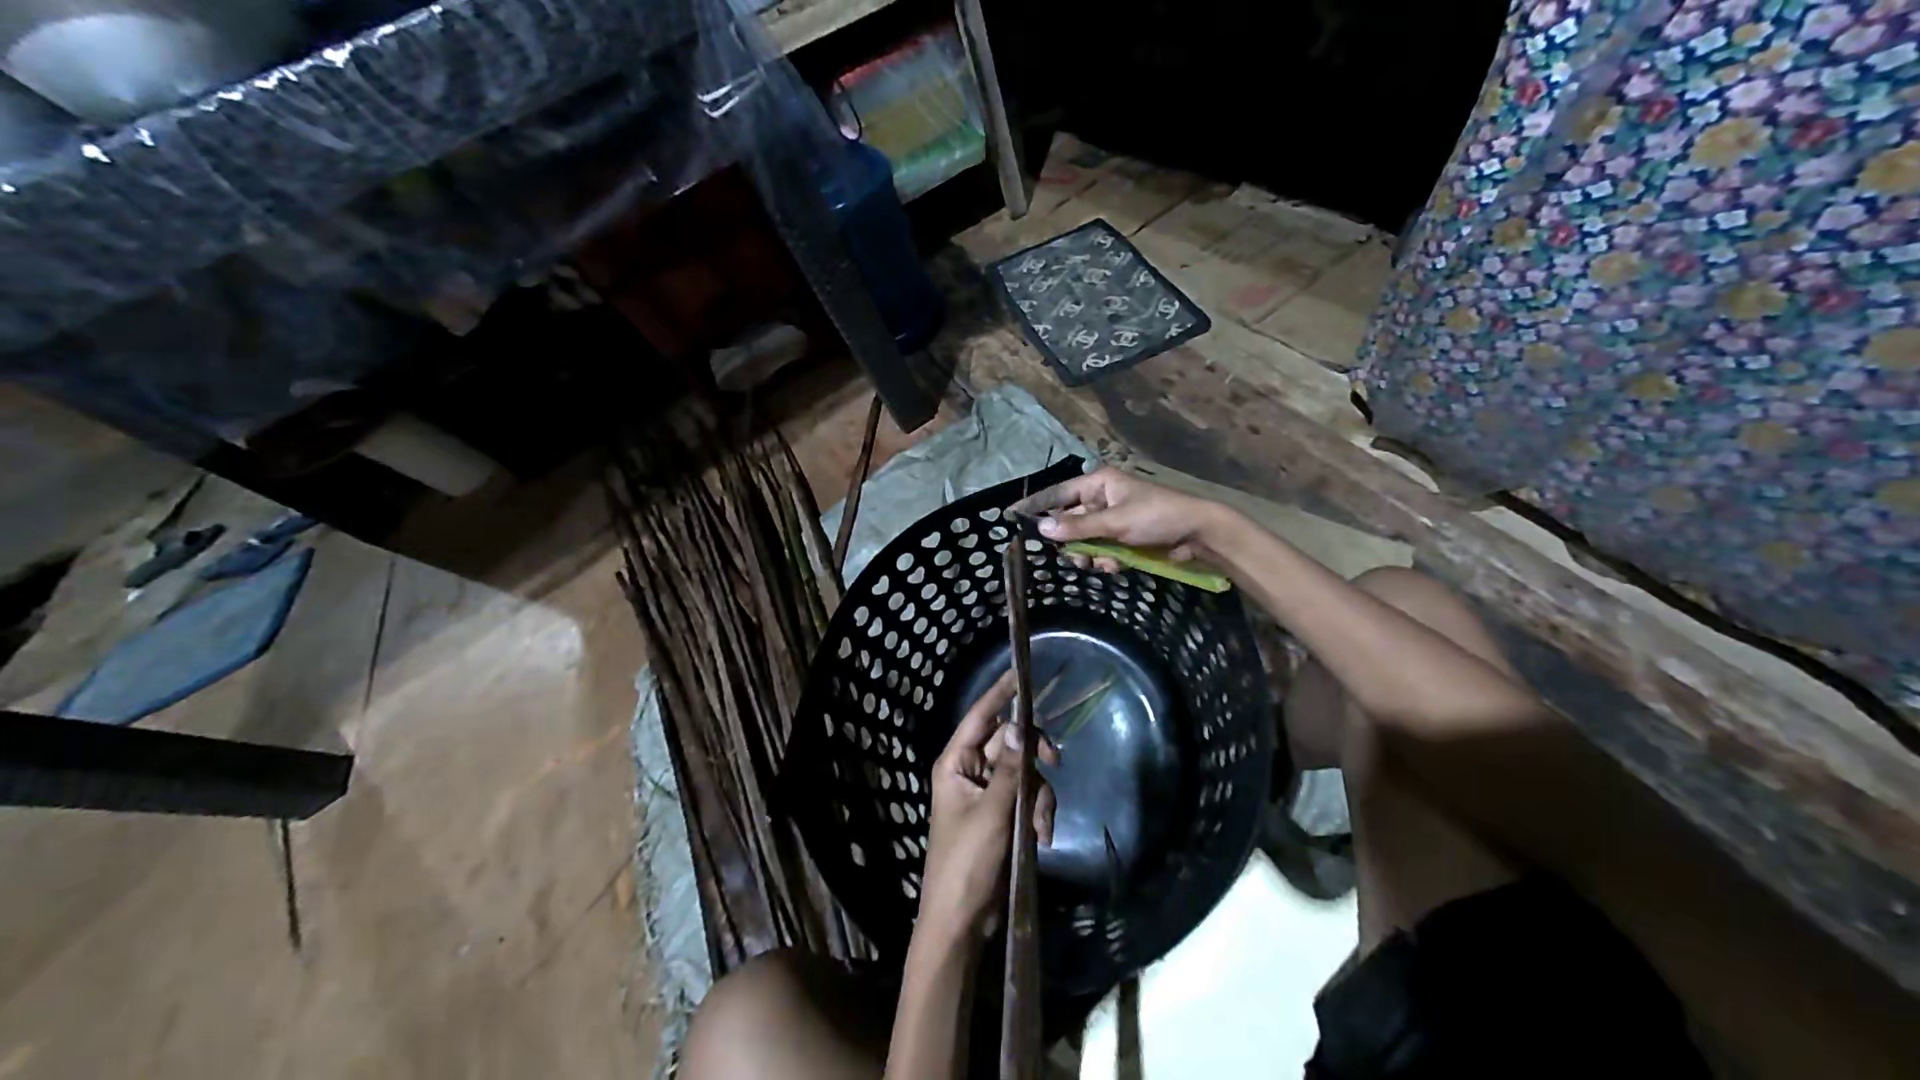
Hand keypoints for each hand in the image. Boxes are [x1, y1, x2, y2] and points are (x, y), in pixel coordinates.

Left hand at [920, 673, 1058, 943]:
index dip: (1000, 693)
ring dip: (1039, 795)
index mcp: (956, 763)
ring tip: (1040, 826)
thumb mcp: (992, 813)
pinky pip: (1029, 799)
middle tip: (1055, 762)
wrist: (962, 919)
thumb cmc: (966, 861)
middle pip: (1011, 742)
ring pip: (1026, 772)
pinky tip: (1042, 838)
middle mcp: (973, 772)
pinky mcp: (1005, 816)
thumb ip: (1011, 770)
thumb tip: (1020, 726)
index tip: (1022, 672)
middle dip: (1034, 755)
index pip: (980, 716)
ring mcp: (990, 794)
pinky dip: (1039, 813)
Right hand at [1009, 466, 1235, 567]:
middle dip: (1072, 542)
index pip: (1057, 494)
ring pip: (1084, 541)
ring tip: (1104, 562)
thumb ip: (1077, 527)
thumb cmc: (1157, 516)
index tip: (1011, 516)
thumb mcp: (1115, 522)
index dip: (1035, 506)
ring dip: (1091, 554)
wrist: (1198, 534)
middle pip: (1069, 522)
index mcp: (1098, 483)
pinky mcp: (1122, 538)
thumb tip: (1040, 529)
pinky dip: (1106, 560)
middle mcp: (1101, 498)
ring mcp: (1111, 519)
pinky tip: (1120, 564)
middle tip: (1075, 557)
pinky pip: (1101, 550)